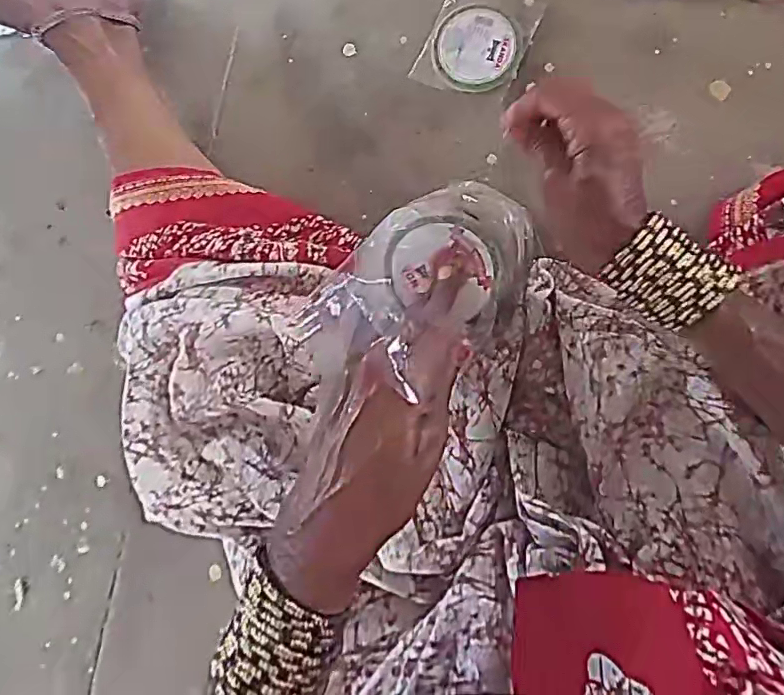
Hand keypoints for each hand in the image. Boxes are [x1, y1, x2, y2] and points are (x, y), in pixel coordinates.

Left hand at [263, 250, 475, 613]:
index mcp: (398, 379)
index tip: (463, 258)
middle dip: (432, 283)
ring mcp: (350, 371)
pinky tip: (402, 316)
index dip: (449, 286)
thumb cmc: (383, 494)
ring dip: (412, 299)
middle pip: (407, 314)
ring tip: (435, 278)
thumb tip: (456, 341)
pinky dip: (391, 320)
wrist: (320, 526)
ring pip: (387, 324)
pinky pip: (371, 339)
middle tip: (452, 258)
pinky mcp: (339, 382)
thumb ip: (441, 387)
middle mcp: (370, 366)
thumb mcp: (428, 447)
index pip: (432, 322)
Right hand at [502, 78, 648, 271]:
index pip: (554, 95)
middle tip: (516, 128)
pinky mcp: (623, 138)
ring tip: (529, 135)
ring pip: (580, 100)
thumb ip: (541, 144)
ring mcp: (621, 127)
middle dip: (539, 104)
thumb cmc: (587, 223)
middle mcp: (613, 119)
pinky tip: (551, 140)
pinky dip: (569, 120)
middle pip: (569, 91)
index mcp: (596, 127)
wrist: (627, 247)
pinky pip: (591, 115)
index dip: (525, 105)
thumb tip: (523, 125)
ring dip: (553, 111)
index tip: (507, 125)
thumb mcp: (555, 184)